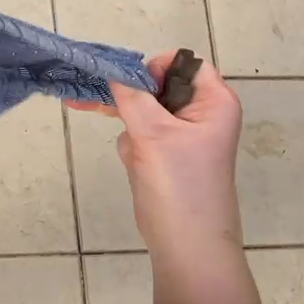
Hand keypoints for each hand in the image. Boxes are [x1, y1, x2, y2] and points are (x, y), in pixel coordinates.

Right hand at [66, 53, 243, 252]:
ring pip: (144, 109)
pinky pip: (139, 133)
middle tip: (90, 90)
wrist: (184, 239)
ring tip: (95, 117)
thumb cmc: (178, 183)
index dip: (156, 67)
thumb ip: (132, 98)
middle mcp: (199, 114)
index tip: (128, 81)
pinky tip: (128, 159)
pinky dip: (128, 141)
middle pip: (159, 85)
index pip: (186, 65)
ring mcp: (180, 135)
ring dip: (125, 118)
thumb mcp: (154, 134)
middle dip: (128, 91)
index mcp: (213, 103)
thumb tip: (113, 72)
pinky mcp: (162, 154)